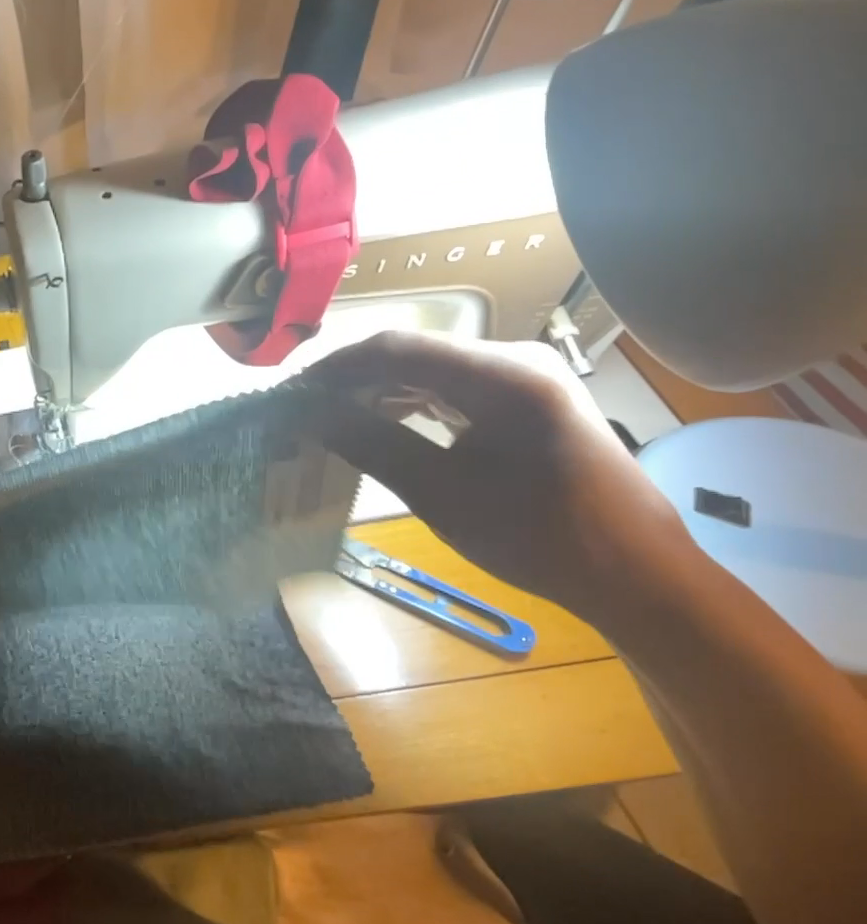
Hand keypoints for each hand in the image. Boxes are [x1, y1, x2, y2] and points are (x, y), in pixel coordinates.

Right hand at [304, 331, 693, 619]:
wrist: (635, 574)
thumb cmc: (539, 537)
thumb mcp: (439, 492)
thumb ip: (369, 443)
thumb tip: (308, 414)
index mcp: (503, 375)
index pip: (395, 349)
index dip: (333, 369)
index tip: (288, 396)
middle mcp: (516, 361)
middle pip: (412, 356)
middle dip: (351, 383)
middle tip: (301, 413)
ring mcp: (526, 379)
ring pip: (429, 373)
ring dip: (377, 394)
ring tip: (328, 421)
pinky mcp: (527, 401)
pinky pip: (453, 390)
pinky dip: (410, 406)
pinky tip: (377, 425)